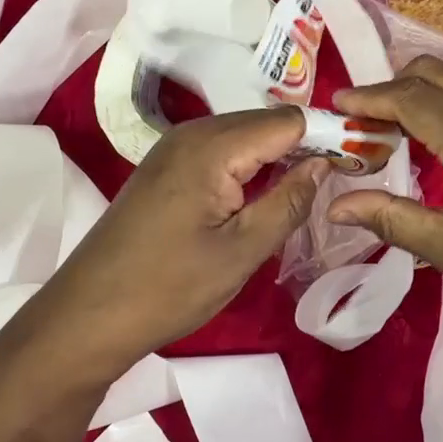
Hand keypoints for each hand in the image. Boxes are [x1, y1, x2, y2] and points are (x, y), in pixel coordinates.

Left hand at [41, 106, 327, 362]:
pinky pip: (223, 149)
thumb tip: (324, 163)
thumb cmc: (166, 289)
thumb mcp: (241, 252)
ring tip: (308, 187)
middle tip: (341, 178)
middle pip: (268, 122)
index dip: (327, 136)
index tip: (360, 160)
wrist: (83, 321)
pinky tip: (262, 194)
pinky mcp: (167, 167)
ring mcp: (176, 148)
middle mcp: (194, 133)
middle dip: (306, 144)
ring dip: (278, 155)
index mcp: (213, 146)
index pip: (289, 120)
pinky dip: (250, 164)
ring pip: (247, 135)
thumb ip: (289, 201)